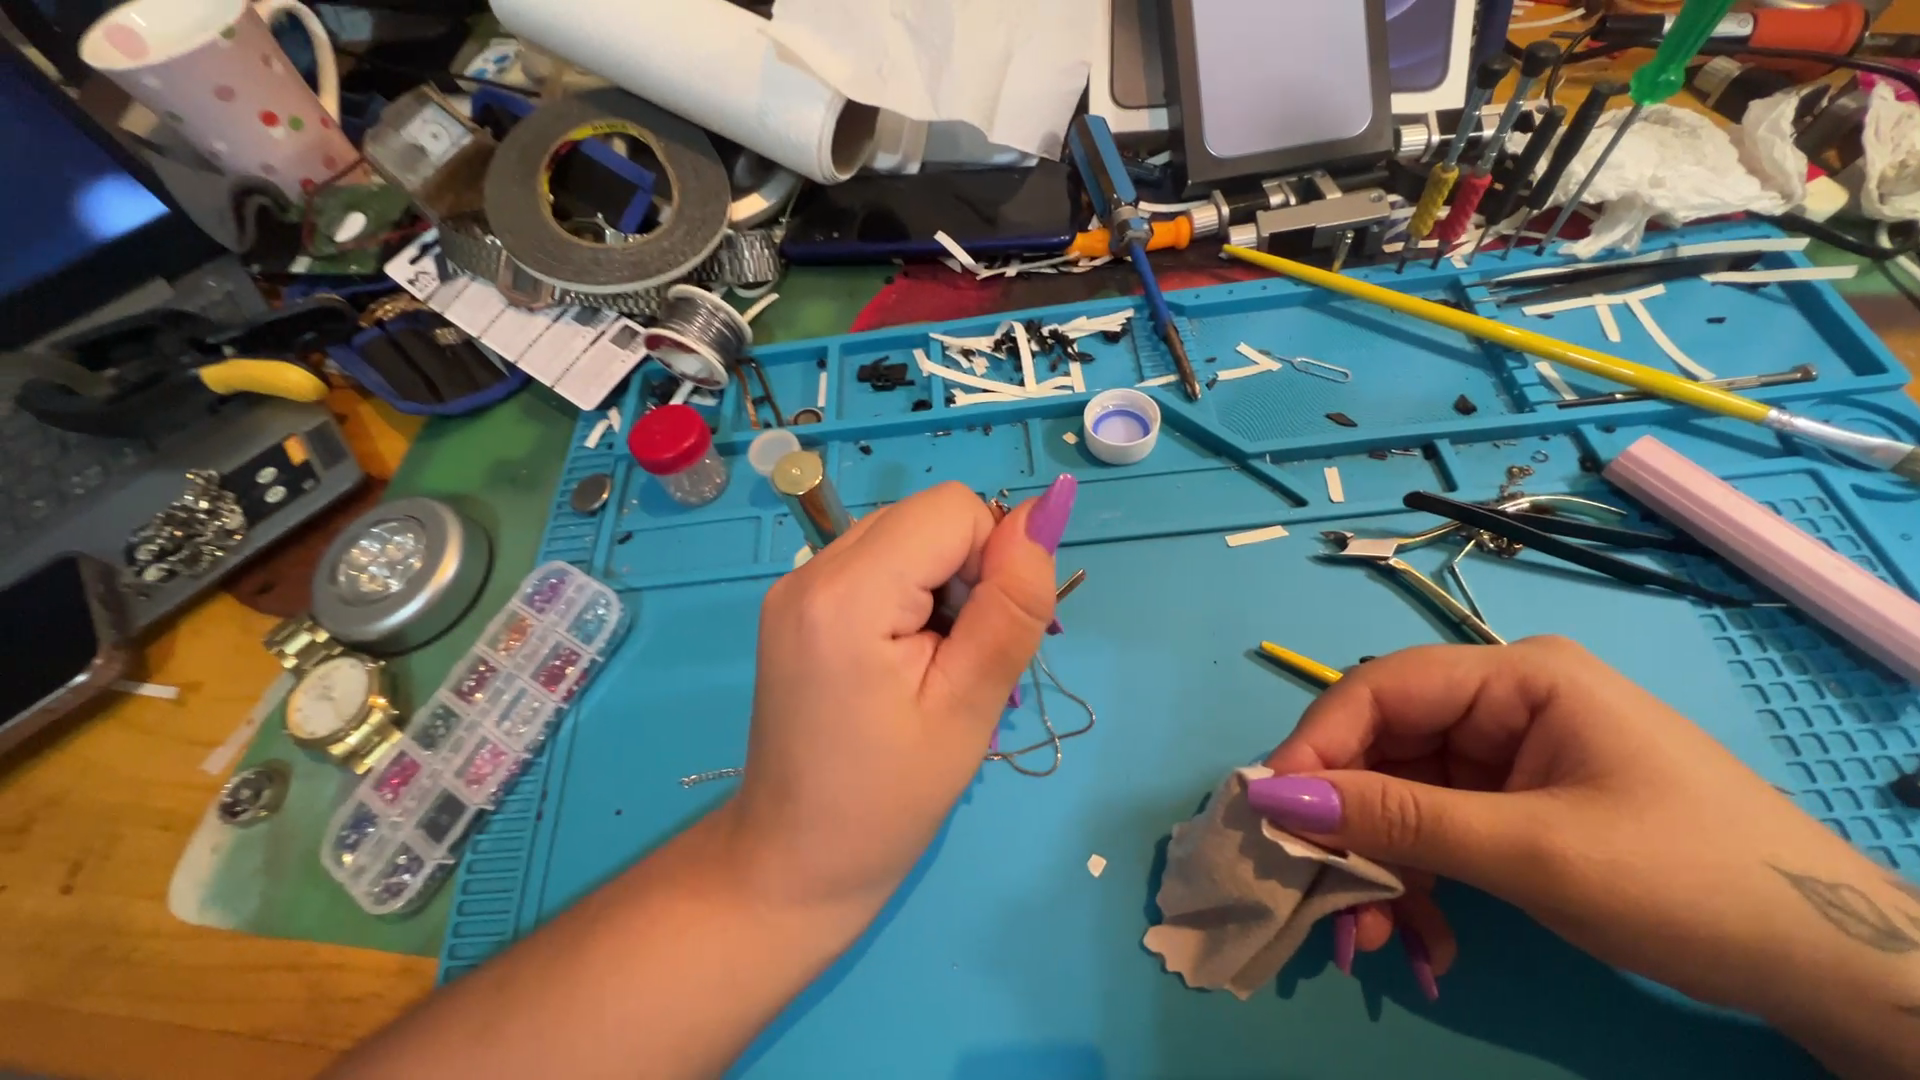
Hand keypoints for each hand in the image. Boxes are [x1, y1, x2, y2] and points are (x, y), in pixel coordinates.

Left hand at [721, 477, 1071, 923]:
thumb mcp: (969, 706)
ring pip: (906, 537)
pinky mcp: (795, 605)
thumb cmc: (888, 802)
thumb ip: (1012, 604)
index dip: (992, 560)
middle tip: (960, 661)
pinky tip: (904, 660)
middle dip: (967, 572)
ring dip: (941, 587)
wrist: (794, 862)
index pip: (952, 509)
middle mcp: (810, 570)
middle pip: (926, 518)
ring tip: (931, 666)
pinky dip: (909, 596)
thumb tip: (1045, 512)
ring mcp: (795, 586)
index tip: (985, 638)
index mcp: (847, 592)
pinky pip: (876, 564)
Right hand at [1254, 637, 1919, 1038]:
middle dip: (1347, 822)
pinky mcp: (1512, 805)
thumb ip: (1397, 820)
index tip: (1269, 807)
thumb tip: (1273, 797)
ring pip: (1400, 796)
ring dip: (1378, 864)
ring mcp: (1506, 756)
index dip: (1316, 743)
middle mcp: (1502, 705)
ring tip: (1369, 934)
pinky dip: (1416, 881)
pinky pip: (1433, 830)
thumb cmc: (1690, 882)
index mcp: (1517, 678)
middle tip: (1312, 885)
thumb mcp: (1532, 853)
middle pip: (1384, 746)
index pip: (1380, 689)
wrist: (1833, 968)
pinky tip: (1418, 934)